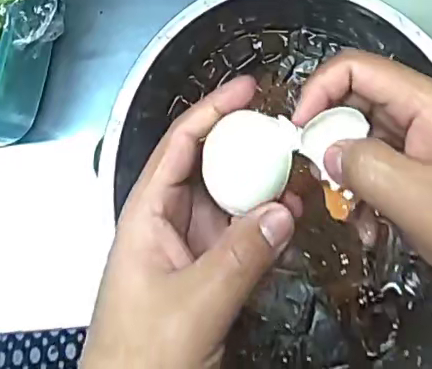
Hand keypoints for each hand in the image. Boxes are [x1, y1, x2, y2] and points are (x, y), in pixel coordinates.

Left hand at [84, 76, 295, 368]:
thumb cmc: (135, 357)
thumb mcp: (191, 305)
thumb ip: (238, 258)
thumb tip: (280, 212)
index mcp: (148, 210)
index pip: (182, 141)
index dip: (213, 109)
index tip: (246, 89)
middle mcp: (168, 219)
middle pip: (209, 164)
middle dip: (245, 144)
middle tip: (283, 130)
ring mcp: (189, 247)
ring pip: (229, 199)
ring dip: (261, 185)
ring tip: (295, 169)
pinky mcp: (207, 274)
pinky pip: (240, 235)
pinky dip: (265, 224)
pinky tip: (289, 217)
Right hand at [292, 51, 431, 308]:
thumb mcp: (417, 199)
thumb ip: (362, 166)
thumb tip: (325, 151)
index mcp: (420, 101)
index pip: (352, 68)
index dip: (318, 90)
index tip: (299, 131)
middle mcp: (419, 111)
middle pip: (353, 101)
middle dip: (329, 136)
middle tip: (318, 175)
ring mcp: (423, 139)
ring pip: (363, 136)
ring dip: (347, 171)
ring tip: (348, 212)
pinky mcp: (426, 166)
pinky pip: (381, 164)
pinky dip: (367, 190)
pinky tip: (370, 226)